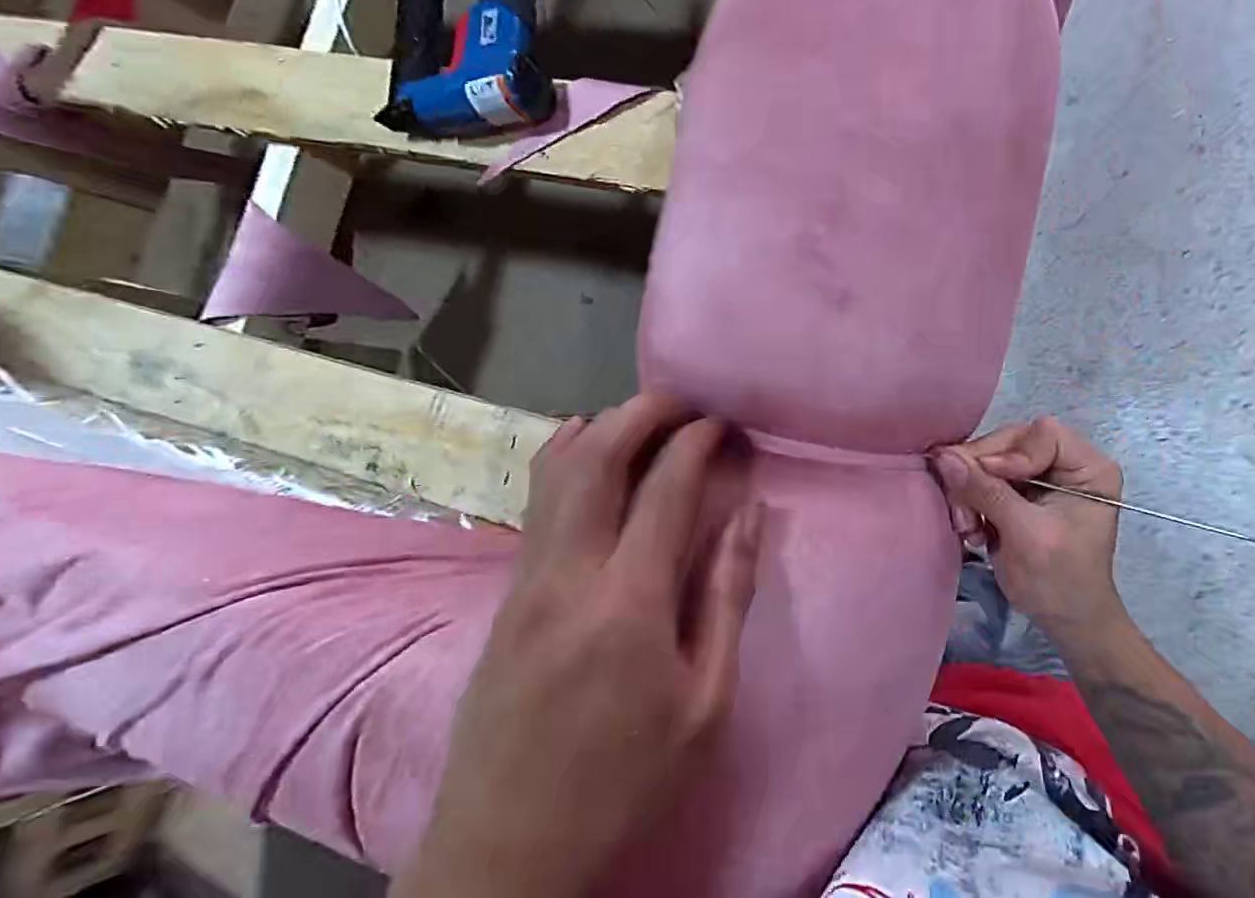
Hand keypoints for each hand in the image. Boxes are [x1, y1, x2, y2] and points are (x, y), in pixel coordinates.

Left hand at [394, 393, 763, 897]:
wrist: (506, 855)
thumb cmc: (626, 782)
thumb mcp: (705, 701)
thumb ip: (727, 597)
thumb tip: (749, 514)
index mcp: (628, 601)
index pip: (665, 488)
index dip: (697, 442)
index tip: (722, 423)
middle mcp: (568, 572)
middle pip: (597, 458)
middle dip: (642, 413)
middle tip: (681, 401)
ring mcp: (526, 580)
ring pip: (554, 472)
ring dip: (600, 427)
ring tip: (639, 415)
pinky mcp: (505, 595)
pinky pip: (535, 503)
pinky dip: (564, 460)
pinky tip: (584, 453)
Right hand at [932, 417, 1126, 639]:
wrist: (1066, 621)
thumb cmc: (1060, 581)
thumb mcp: (1025, 534)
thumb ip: (986, 492)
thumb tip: (943, 457)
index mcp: (1087, 467)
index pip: (1042, 434)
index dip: (1012, 452)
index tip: (991, 478)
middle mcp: (1065, 462)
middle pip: (1008, 444)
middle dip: (980, 475)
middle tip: (964, 512)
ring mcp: (1039, 476)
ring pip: (989, 461)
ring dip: (969, 492)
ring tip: (968, 529)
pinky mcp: (1018, 491)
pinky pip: (982, 479)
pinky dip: (970, 502)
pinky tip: (972, 530)